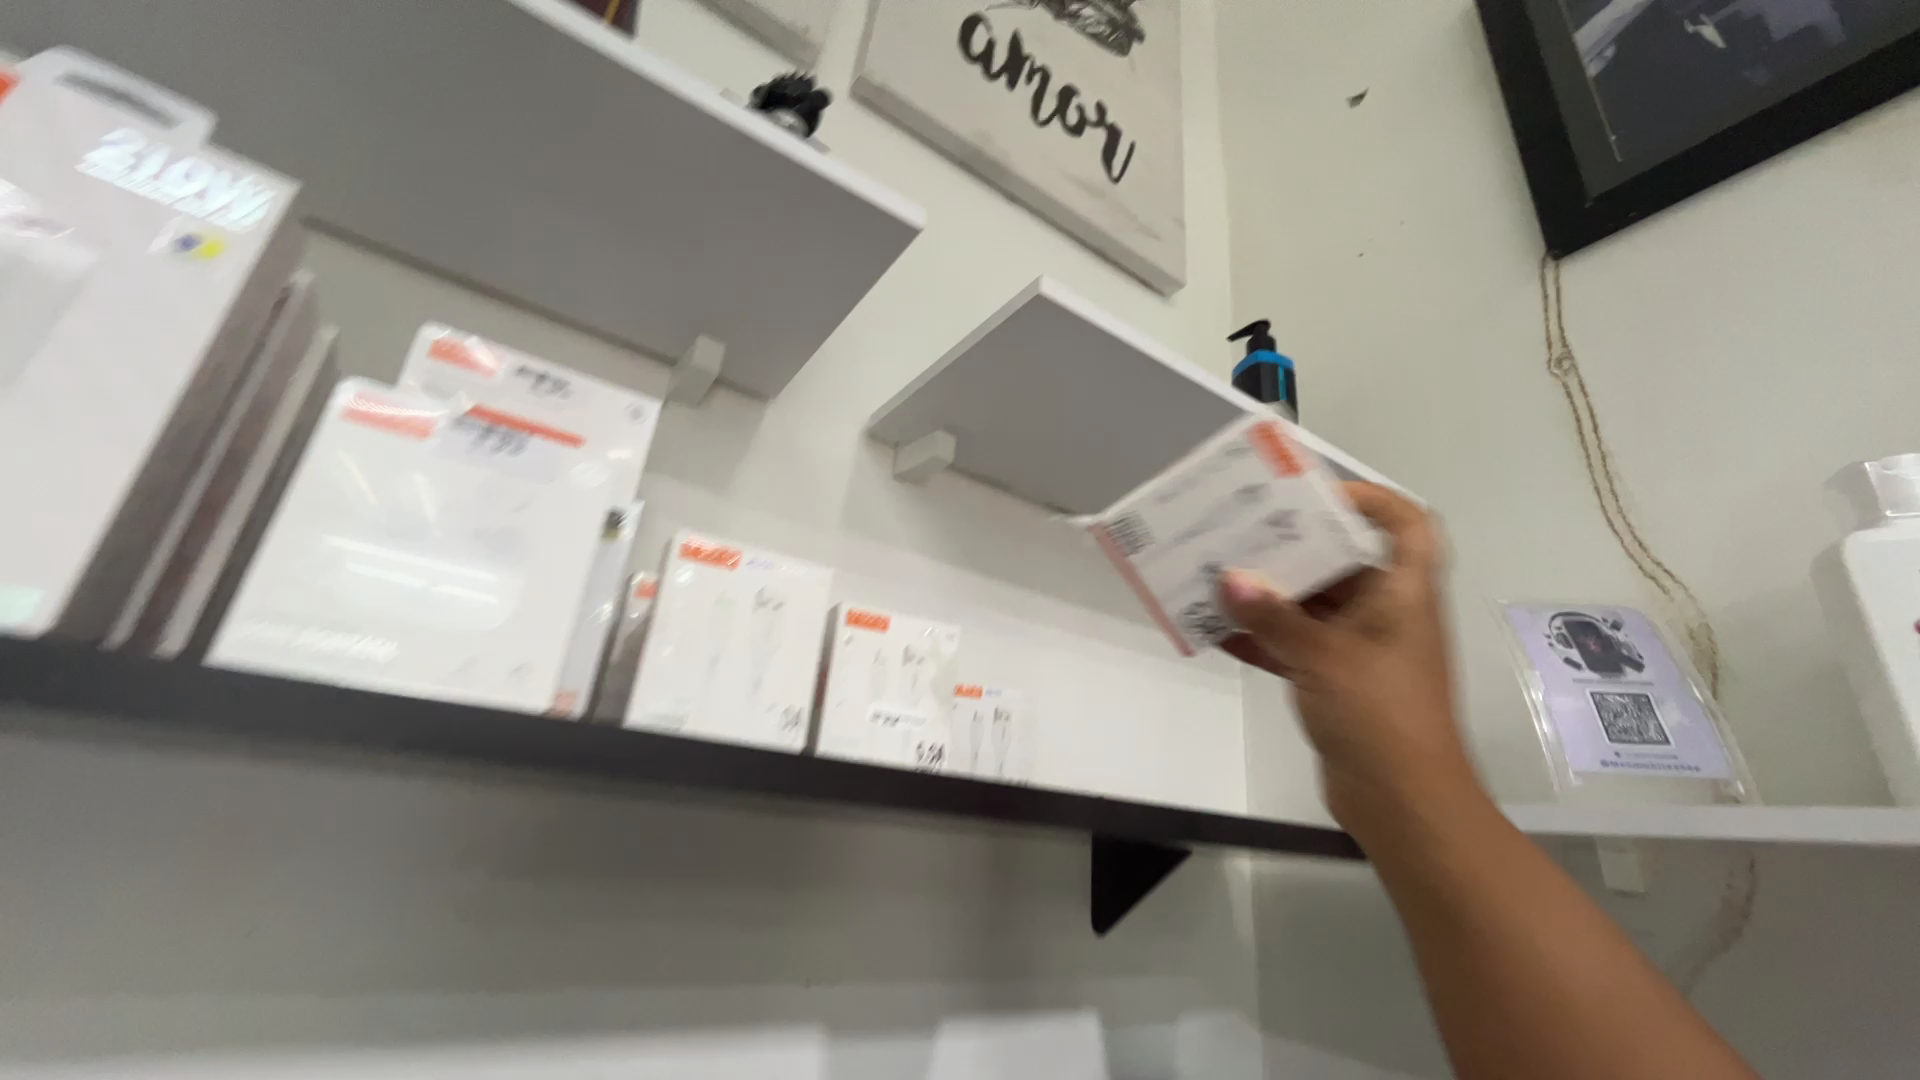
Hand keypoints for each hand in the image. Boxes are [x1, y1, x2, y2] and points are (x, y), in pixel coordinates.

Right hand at [1218, 483, 1481, 835]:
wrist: (1403, 801)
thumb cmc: (1379, 712)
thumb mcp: (1322, 657)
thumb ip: (1273, 618)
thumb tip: (1229, 581)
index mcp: (1404, 594)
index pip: (1408, 525)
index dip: (1370, 499)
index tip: (1313, 496)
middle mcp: (1385, 614)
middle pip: (1343, 562)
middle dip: (1293, 547)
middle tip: (1242, 532)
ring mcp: (1359, 649)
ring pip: (1312, 607)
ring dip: (1269, 596)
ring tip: (1218, 577)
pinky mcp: (1335, 682)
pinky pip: (1295, 646)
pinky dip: (1262, 639)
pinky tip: (1219, 632)